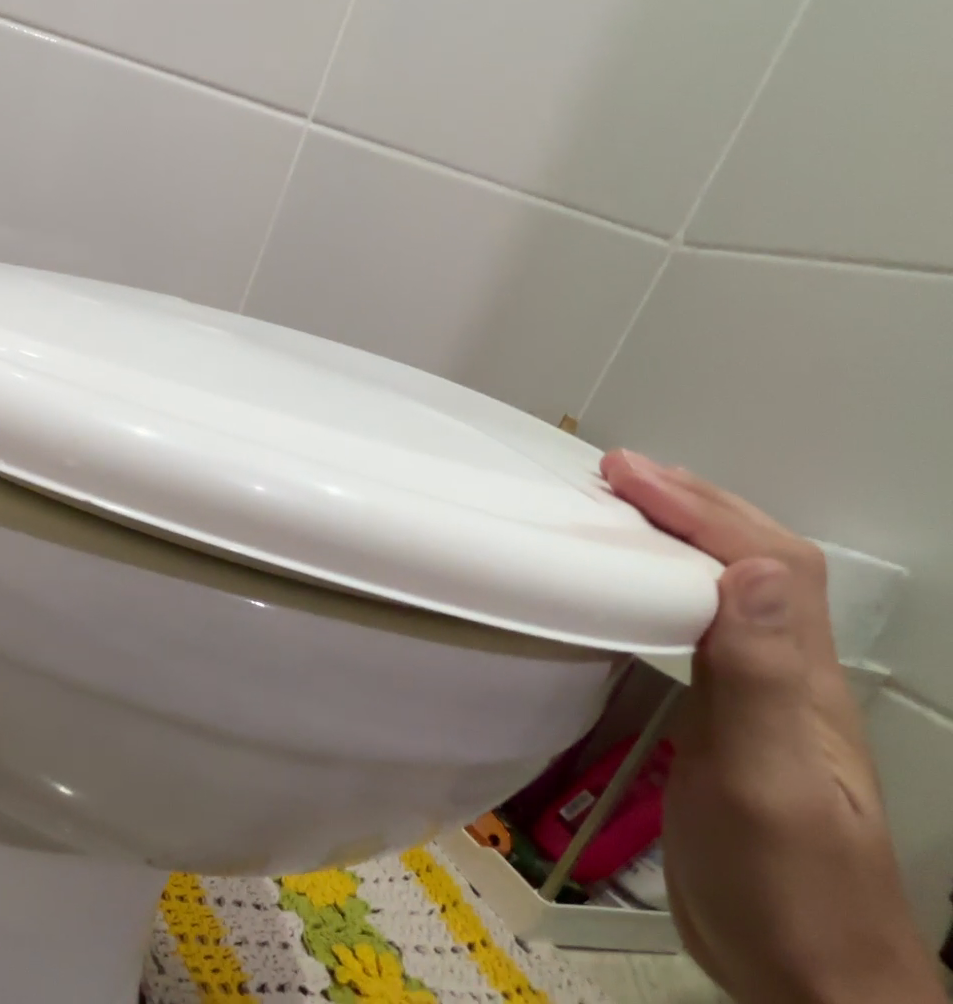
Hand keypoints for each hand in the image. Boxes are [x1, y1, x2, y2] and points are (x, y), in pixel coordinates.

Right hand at [602, 450, 941, 1003]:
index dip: (699, 509)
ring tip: (625, 511)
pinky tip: (633, 594)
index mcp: (799, 683)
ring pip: (733, 593)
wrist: (806, 970)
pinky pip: (700, 631)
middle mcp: (787, 679)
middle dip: (695, 505)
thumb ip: (757, 679)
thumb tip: (747, 569)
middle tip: (620, 474)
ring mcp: (760, 704)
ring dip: (685, 537)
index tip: (627, 474)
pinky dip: (666, 588)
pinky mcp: (726, 727)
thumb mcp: (765, 782)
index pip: (763, 565)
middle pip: (761, 566)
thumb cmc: (782, 883)